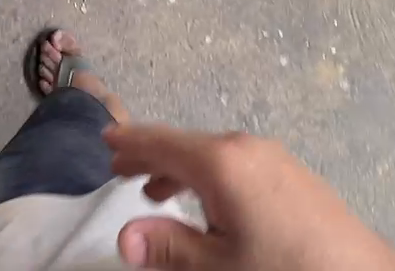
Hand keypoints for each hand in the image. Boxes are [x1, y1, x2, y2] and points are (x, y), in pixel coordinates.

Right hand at [105, 125, 394, 270]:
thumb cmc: (282, 270)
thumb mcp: (219, 268)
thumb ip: (169, 249)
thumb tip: (124, 236)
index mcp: (221, 161)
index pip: (163, 142)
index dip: (131, 141)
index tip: (104, 138)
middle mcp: (244, 146)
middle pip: (185, 144)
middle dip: (151, 155)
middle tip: (118, 166)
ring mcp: (271, 156)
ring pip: (210, 155)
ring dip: (179, 169)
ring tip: (154, 191)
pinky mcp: (290, 173)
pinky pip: (234, 163)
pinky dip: (207, 176)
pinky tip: (206, 204)